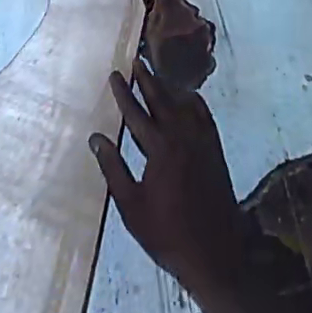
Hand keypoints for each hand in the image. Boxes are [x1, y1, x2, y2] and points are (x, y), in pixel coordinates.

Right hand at [88, 59, 244, 306]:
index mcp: (159, 148)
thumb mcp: (131, 205)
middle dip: (147, 79)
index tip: (115, 74)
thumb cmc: (166, 233)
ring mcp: (202, 141)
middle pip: (161, 100)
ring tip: (158, 72)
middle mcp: (182, 136)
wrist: (215, 251)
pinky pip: (203, 115)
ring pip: (183, 104)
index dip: (123, 93)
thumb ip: (113, 169)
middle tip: (136, 60)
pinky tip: (189, 96)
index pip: (136, 113)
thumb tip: (96, 138)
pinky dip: (194, 102)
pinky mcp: (215, 149)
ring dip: (169, 87)